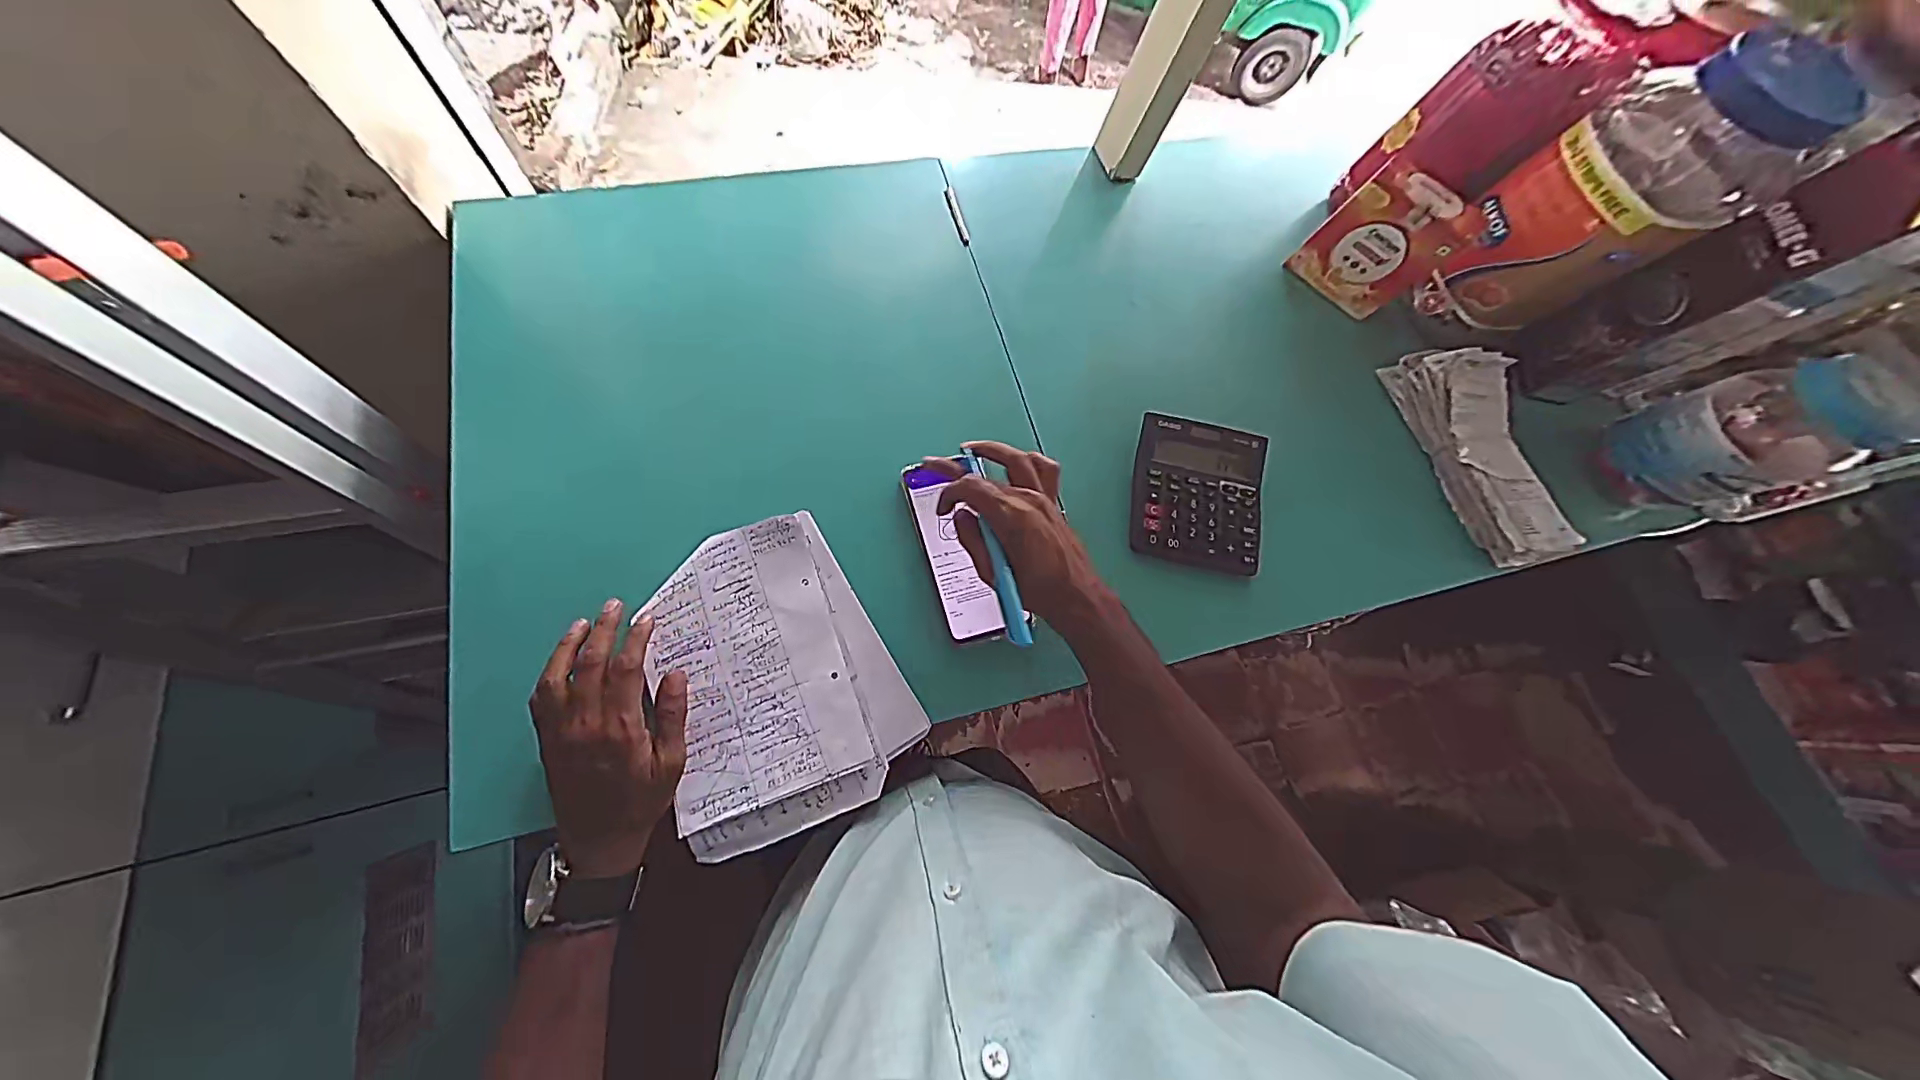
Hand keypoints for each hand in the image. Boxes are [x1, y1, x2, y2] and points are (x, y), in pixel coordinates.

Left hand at [529, 598, 687, 878]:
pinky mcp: (547, 741)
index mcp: (621, 728)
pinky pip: (541, 699)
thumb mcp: (672, 763)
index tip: (646, 620)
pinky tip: (560, 660)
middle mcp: (586, 724)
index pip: (626, 669)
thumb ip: (672, 716)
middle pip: (591, 664)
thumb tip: (675, 676)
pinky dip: (549, 673)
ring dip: (570, 646)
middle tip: (615, 607)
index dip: (635, 639)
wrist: (599, 841)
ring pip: (559, 677)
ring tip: (583, 624)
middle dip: (604, 630)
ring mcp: (561, 732)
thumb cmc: (641, 802)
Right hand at [925, 441, 1116, 638]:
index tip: (944, 507)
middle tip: (938, 464)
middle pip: (986, 473)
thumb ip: (972, 540)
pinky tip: (1018, 460)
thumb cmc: (1041, 590)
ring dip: (992, 451)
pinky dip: (1028, 460)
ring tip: (974, 449)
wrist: (1074, 596)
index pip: (970, 487)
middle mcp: (1028, 502)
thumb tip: (962, 518)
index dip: (949, 493)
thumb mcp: (992, 572)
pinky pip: (1044, 470)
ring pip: (1016, 460)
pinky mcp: (1053, 504)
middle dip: (957, 469)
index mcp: (1010, 517)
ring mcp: (1043, 499)